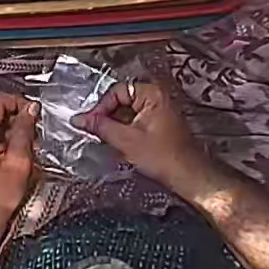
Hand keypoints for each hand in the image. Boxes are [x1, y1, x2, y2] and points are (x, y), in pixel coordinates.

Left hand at [0, 93, 38, 234]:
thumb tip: (31, 109)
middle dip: (14, 112)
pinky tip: (15, 145)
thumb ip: (24, 131)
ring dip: (10, 123)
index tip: (34, 113)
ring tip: (27, 137)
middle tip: (33, 125)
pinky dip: (2, 132)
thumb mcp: (18, 161)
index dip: (17, 102)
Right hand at [79, 81, 216, 194]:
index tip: (90, 122)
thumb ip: (100, 126)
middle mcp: (157, 97)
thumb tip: (79, 119)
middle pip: (122, 100)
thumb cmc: (163, 157)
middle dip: (107, 116)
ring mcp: (160, 110)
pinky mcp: (160, 124)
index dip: (101, 107)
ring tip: (107, 139)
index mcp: (152, 93)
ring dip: (115, 124)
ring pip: (128, 112)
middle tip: (95, 130)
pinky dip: (126, 130)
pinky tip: (120, 143)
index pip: (116, 91)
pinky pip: (136, 120)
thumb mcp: (125, 140)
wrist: (189, 177)